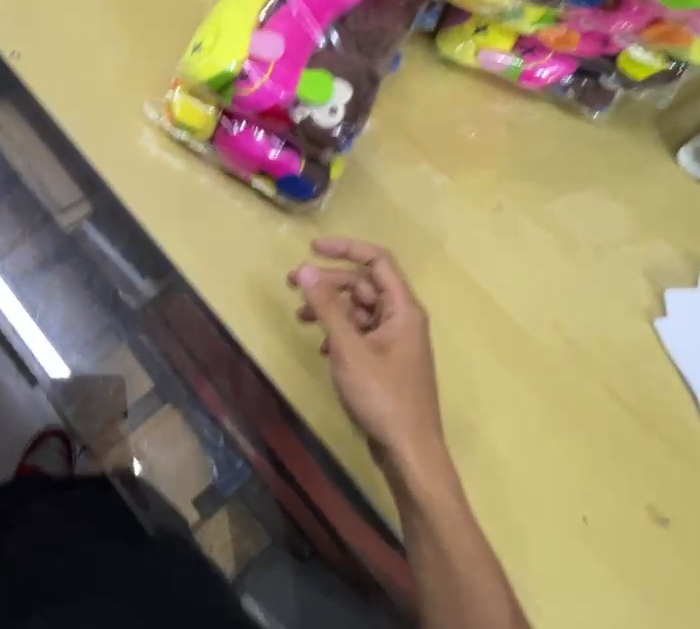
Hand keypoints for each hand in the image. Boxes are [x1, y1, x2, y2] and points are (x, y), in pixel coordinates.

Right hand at [290, 238, 444, 470]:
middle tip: (291, 284)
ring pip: (359, 309)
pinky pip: (360, 331)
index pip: (377, 260)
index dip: (345, 248)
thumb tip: (304, 268)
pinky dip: (338, 331)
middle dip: (328, 281)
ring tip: (301, 318)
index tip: (311, 248)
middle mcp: (403, 318)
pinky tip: (321, 347)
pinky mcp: (387, 360)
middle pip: (364, 284)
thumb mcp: (348, 347)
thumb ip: (326, 306)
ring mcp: (396, 341)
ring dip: (330, 307)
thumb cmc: (382, 396)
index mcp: (403, 309)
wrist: (409, 450)